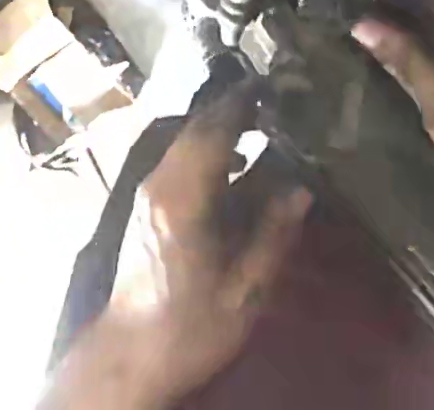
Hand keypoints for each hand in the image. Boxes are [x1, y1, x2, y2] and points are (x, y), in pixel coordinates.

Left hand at [47, 90, 310, 409]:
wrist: (133, 346)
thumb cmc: (194, 323)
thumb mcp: (245, 290)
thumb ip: (272, 234)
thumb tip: (300, 187)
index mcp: (183, 198)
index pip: (211, 133)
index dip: (238, 105)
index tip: (266, 86)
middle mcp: (160, 181)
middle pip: (194, 128)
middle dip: (230, 108)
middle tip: (268, 98)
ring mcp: (148, 186)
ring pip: (183, 138)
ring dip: (217, 124)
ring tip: (258, 122)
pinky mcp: (146, 196)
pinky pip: (178, 154)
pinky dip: (205, 145)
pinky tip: (234, 160)